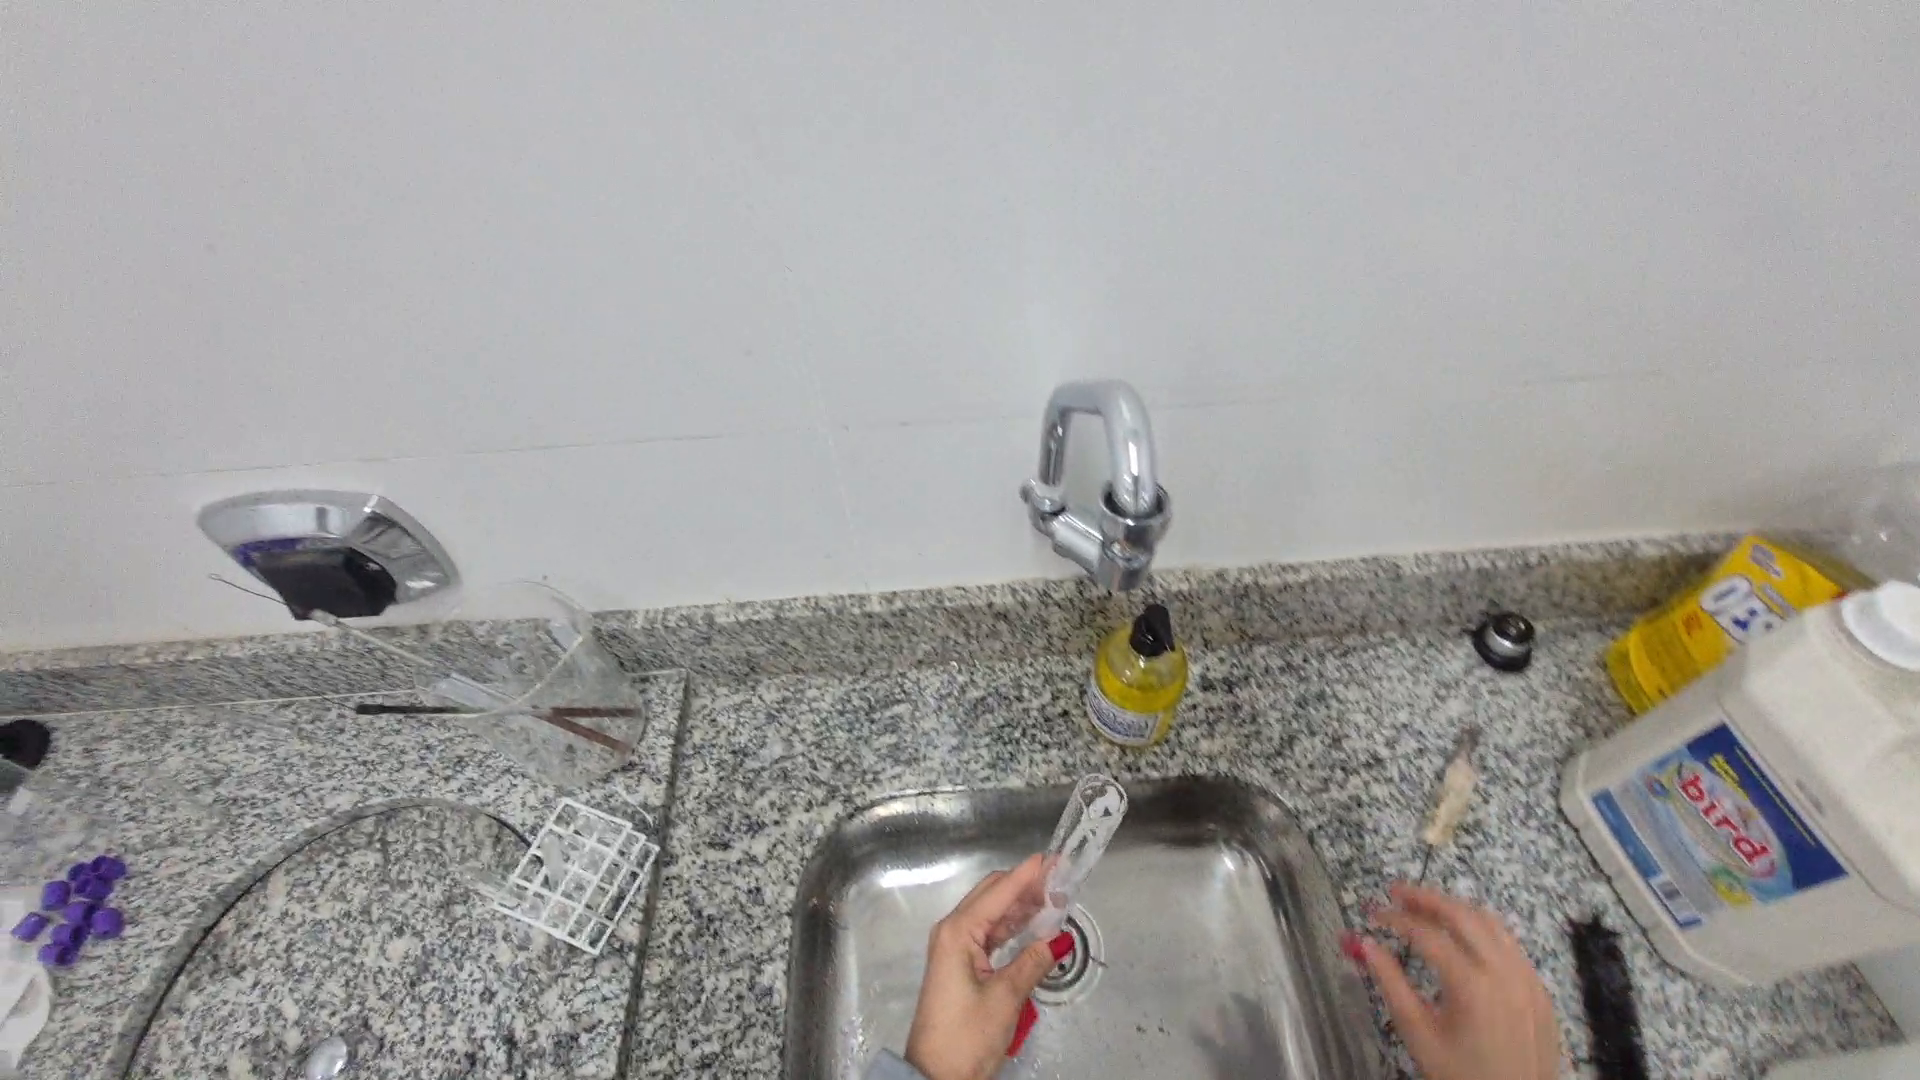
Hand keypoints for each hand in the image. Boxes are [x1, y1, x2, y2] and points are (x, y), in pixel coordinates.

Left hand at [904, 855, 1066, 1079]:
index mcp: (958, 930)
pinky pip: (990, 932)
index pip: (998, 891)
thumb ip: (1033, 962)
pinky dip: (1013, 925)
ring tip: (1054, 898)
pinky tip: (1034, 923)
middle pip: (993, 895)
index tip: (1054, 858)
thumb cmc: (967, 1035)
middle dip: (1026, 885)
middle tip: (1060, 880)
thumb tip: (1059, 938)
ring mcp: (955, 946)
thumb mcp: (1006, 997)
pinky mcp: (961, 963)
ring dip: (1021, 905)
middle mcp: (953, 929)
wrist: (936, 1078)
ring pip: (993, 913)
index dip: (1027, 874)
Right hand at [1351, 883, 1560, 1079]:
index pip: (1426, 934)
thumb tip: (1363, 943)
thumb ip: (1390, 982)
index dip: (1395, 918)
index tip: (1371, 913)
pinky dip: (1481, 928)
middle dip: (1425, 898)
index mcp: (1473, 986)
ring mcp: (1528, 981)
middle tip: (1395, 891)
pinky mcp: (1540, 991)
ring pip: (1490, 923)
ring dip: (1455, 908)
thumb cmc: (1460, 1075)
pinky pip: (1509, 944)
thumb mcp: (1417, 1033)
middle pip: (1462, 915)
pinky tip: (1461, 936)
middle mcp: (1505, 975)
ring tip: (1425, 907)